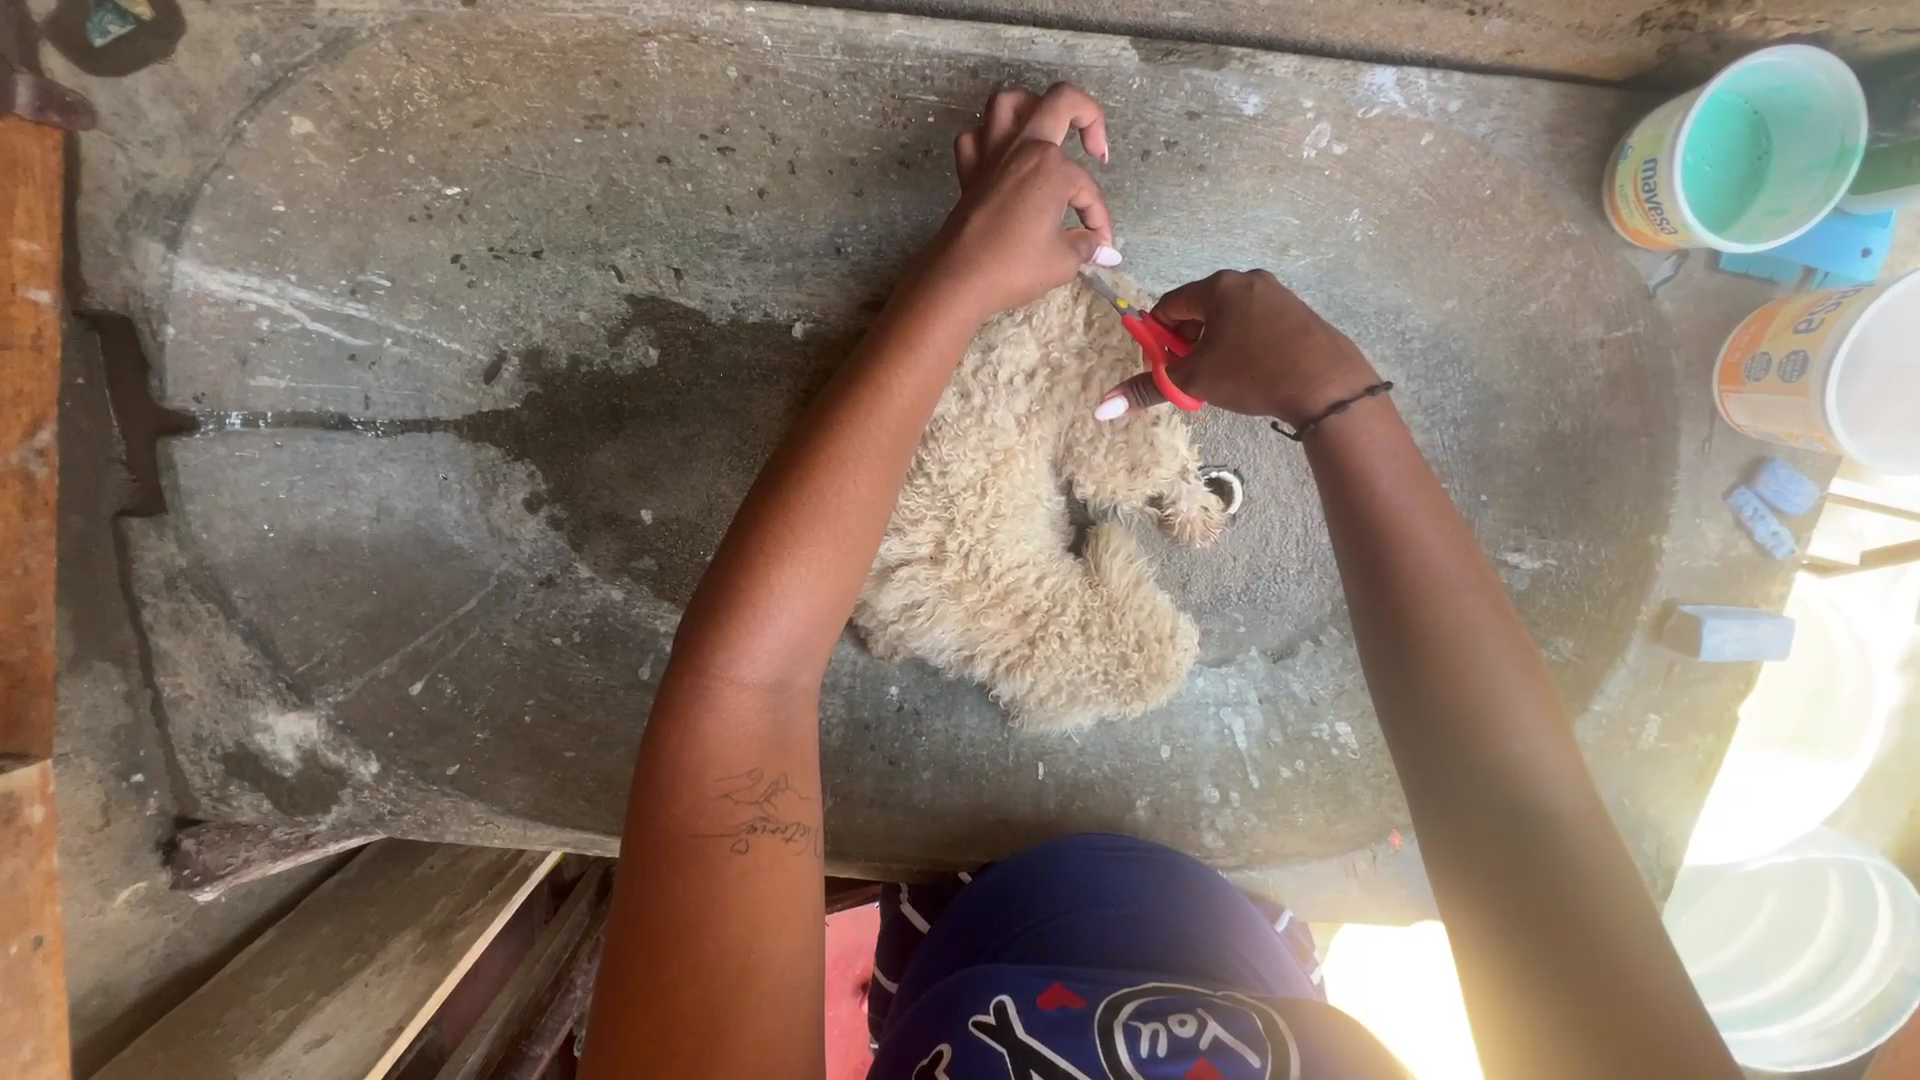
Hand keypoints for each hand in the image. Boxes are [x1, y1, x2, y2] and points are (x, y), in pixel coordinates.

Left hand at [917, 83, 1120, 321]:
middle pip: (1062, 101)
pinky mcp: (968, 171)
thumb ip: (1087, 247)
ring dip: (1032, 107)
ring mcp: (991, 155)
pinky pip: (975, 137)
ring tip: (1046, 132)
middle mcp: (1022, 148)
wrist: (958, 281)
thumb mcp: (1062, 262)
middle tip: (1095, 150)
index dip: (1099, 219)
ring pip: (1008, 103)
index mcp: (1051, 167)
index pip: (1087, 189)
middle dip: (1089, 117)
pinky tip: (1001, 156)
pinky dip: (988, 139)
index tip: (1101, 246)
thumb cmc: (1013, 269)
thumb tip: (1104, 249)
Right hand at [1095, 269, 1380, 424]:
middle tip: (1195, 375)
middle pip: (1198, 310)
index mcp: (1217, 287)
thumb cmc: (1252, 374)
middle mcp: (1246, 280)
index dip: (1158, 339)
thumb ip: (1148, 388)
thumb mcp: (1194, 381)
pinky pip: (1253, 324)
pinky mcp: (1295, 312)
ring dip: (1214, 346)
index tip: (1166, 366)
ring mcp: (1275, 293)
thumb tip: (1101, 409)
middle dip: (1188, 344)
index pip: (1168, 306)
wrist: (1326, 384)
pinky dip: (1241, 345)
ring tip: (1224, 378)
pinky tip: (1252, 373)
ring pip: (1226, 319)